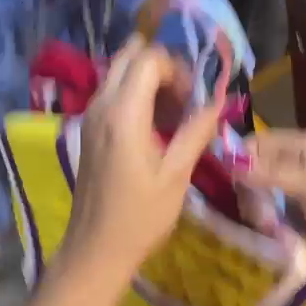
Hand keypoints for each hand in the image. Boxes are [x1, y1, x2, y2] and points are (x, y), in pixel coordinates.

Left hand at [59, 38, 218, 279]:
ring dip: (149, 81)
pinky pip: (113, 93)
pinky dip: (136, 96)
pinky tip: (156, 127)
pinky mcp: (89, 129)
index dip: (178, 70)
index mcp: (122, 114)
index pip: (149, 58)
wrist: (95, 249)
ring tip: (174, 115)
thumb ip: (196, 131)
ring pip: (119, 73)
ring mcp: (90, 116)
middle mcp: (100, 105)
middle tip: (184, 100)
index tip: (194, 100)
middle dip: (163, 68)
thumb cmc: (140, 217)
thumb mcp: (177, 175)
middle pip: (130, 56)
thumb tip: (216, 102)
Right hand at [240, 130, 305, 290]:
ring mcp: (300, 198)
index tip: (224, 180)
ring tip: (263, 229)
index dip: (239, 157)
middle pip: (257, 172)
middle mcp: (300, 167)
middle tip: (253, 213)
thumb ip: (269, 173)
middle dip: (249, 191)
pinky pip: (272, 222)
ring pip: (261, 200)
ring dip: (257, 214)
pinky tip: (264, 238)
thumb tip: (228, 163)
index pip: (259, 142)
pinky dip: (266, 230)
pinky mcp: (301, 226)